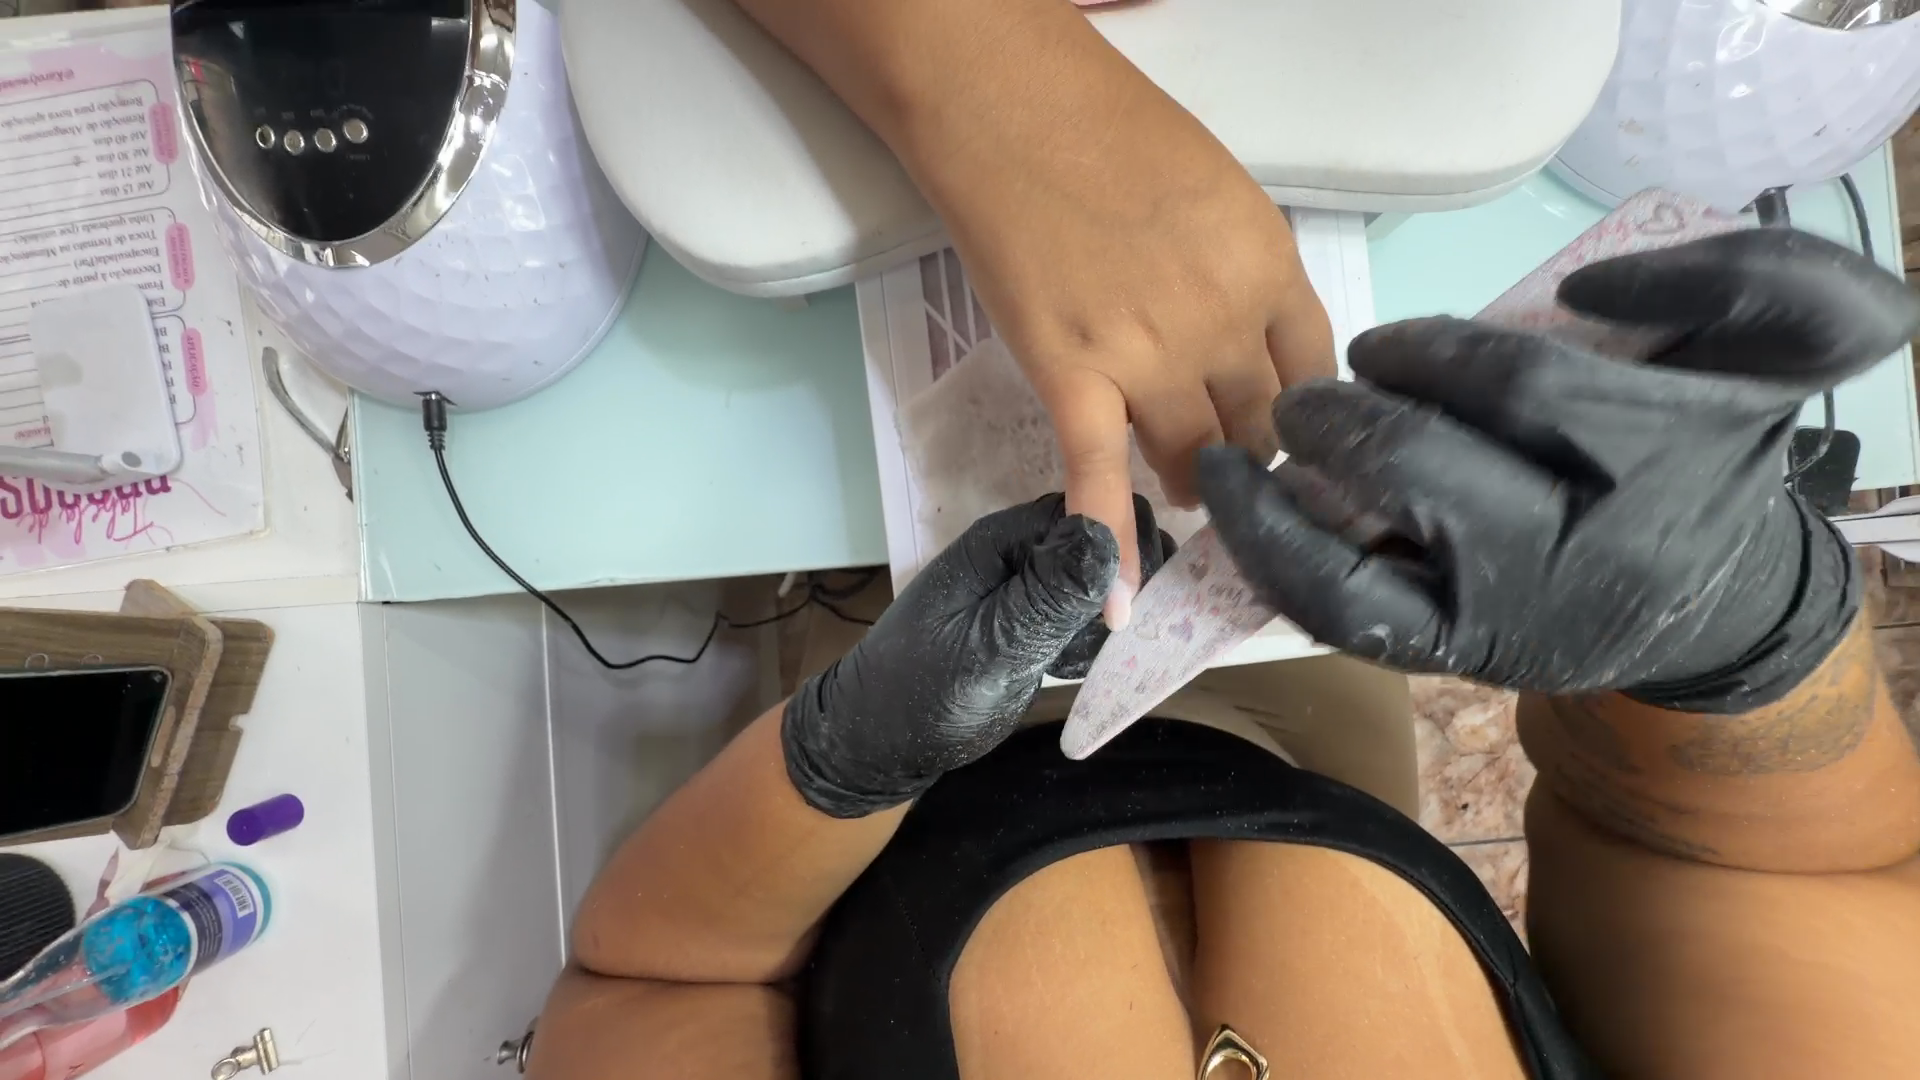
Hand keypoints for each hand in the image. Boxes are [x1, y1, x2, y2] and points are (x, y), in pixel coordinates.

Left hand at [783, 494, 1171, 817]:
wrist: (881, 740)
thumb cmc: (923, 696)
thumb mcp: (990, 649)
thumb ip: (1048, 597)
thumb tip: (1107, 532)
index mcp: (1003, 540)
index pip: (1092, 509)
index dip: (1125, 551)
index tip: (1129, 611)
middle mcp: (1018, 551)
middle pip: (1102, 538)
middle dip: (1125, 583)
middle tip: (1114, 636)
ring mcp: (1023, 586)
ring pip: (1098, 575)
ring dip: (1112, 612)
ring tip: (1089, 654)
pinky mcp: (1029, 619)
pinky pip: (1081, 609)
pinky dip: (1092, 635)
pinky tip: (1074, 665)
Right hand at [905, 20, 1331, 624]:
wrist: (1008, 108)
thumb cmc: (1107, 129)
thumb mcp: (1213, 190)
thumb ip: (1238, 271)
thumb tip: (1235, 336)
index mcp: (1267, 263)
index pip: (1312, 375)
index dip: (1306, 424)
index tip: (1293, 448)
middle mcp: (1222, 321)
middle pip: (1258, 430)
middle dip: (1253, 466)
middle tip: (1238, 486)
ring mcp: (1148, 357)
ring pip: (1192, 460)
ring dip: (1194, 489)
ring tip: (1183, 500)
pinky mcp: (1073, 379)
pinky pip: (1096, 473)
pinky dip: (1108, 538)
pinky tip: (1114, 598)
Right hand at [1198, 229, 1919, 709]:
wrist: (1693, 610)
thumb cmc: (1527, 603)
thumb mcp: (1430, 621)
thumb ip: (1348, 568)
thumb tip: (1267, 488)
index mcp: (1488, 628)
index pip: (1339, 593)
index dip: (1256, 526)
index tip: (1219, 468)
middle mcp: (1586, 565)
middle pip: (1421, 469)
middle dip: (1331, 422)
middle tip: (1303, 410)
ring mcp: (1688, 476)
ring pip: (1539, 384)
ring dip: (1426, 352)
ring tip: (1384, 353)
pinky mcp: (1769, 403)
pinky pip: (1782, 311)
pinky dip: (1697, 272)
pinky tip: (1597, 286)